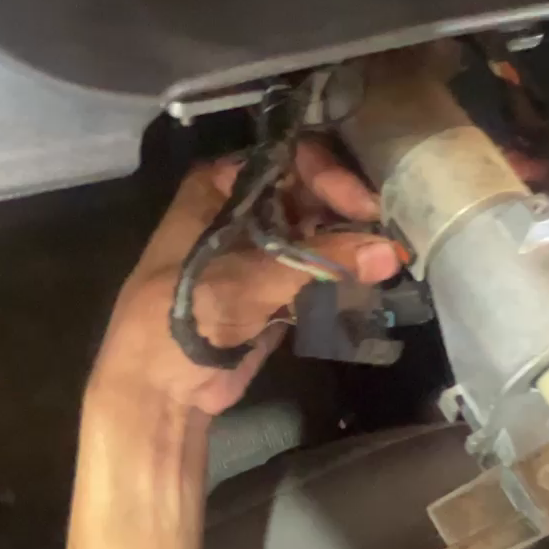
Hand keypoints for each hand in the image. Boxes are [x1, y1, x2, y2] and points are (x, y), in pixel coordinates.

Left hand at [91, 140, 402, 417]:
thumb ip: (317, 262)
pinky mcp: (274, 290)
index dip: (330, 177)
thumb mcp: (245, 281)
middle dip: (347, 212)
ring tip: (388, 256)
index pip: (289, 160)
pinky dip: (341, 276)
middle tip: (387, 233)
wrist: (158, 388)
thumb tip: (389, 252)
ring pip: (316, 233)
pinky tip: (371, 280)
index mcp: (220, 188)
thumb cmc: (182, 317)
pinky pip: (316, 272)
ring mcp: (259, 251)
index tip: (364, 208)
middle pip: (309, 194)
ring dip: (349, 245)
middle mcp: (242, 210)